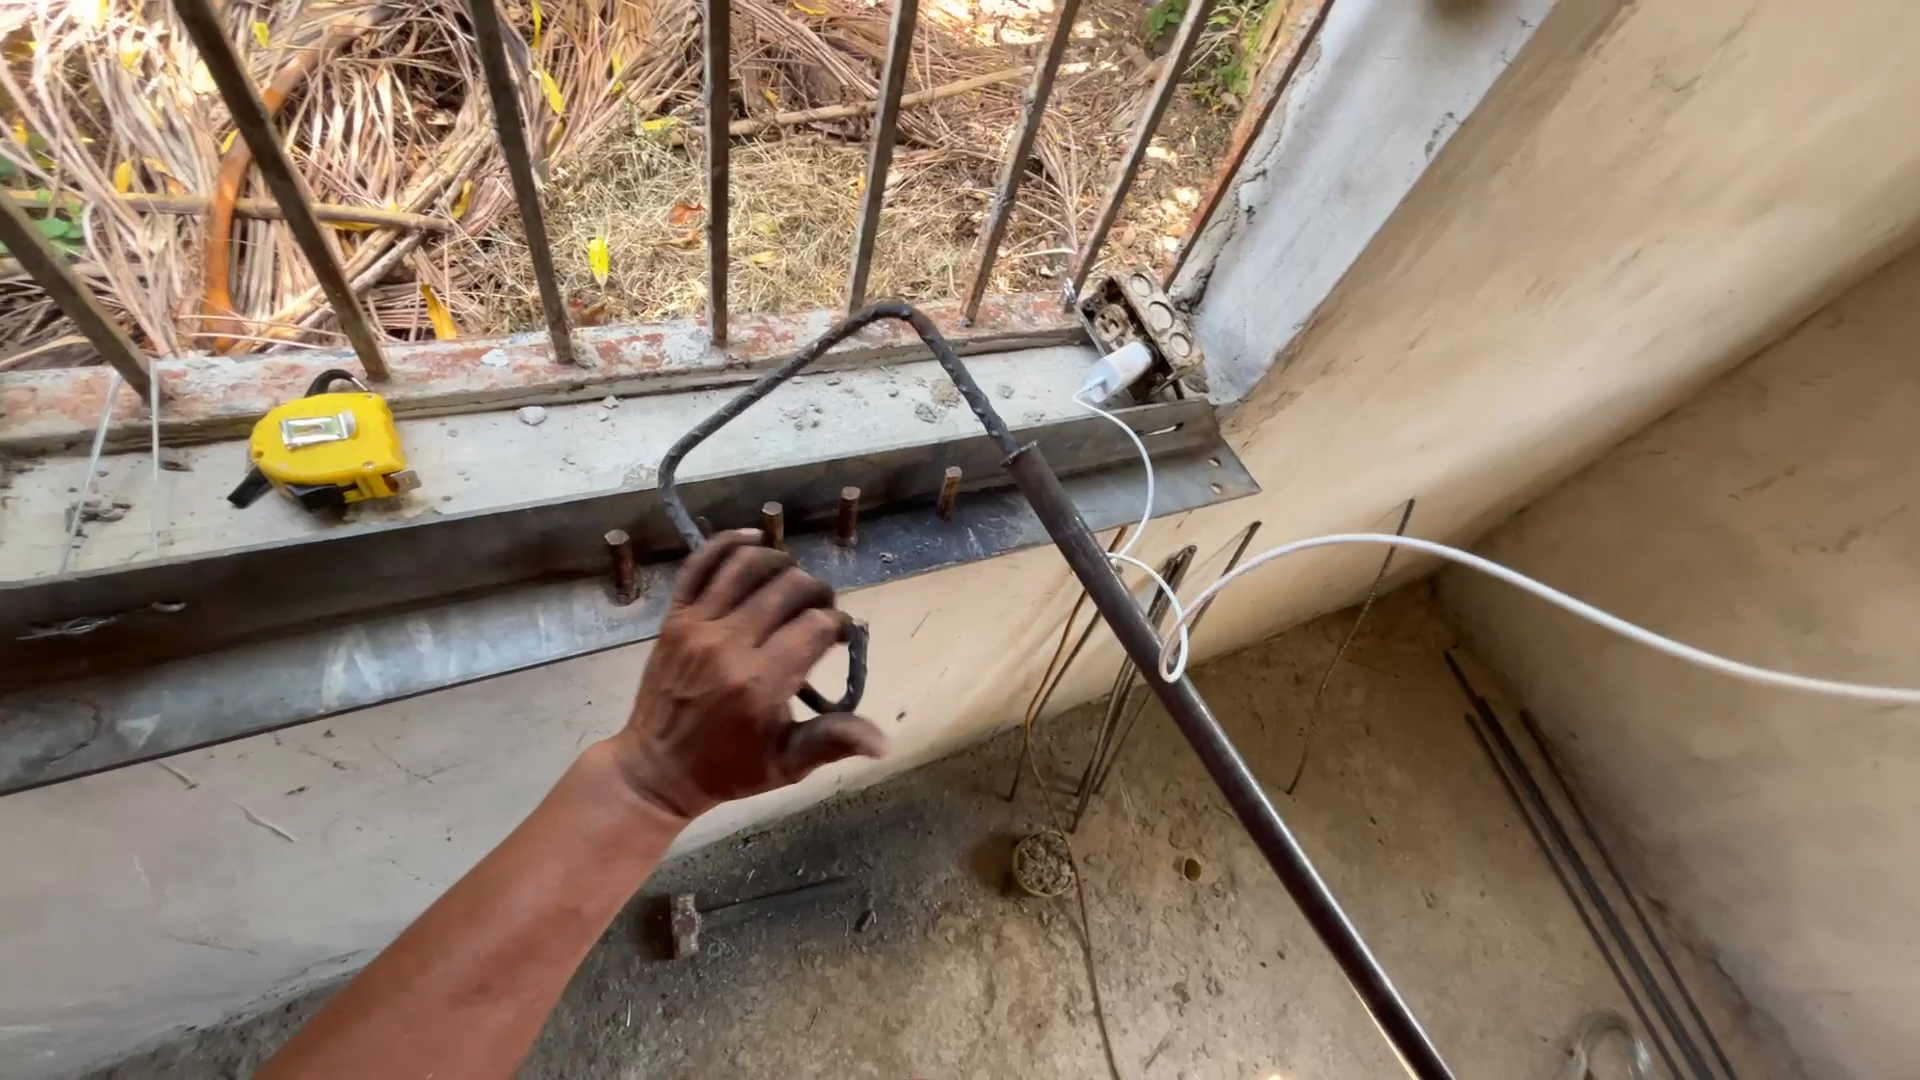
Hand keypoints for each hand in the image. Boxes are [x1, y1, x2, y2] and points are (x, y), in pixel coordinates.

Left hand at [607, 529, 886, 820]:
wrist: (655, 770)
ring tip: (794, 582)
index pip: (816, 626)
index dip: (839, 626)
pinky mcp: (674, 616)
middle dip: (818, 593)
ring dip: (782, 564)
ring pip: (749, 565)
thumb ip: (834, 741)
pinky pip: (701, 563)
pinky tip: (755, 540)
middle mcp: (729, 644)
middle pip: (790, 587)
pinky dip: (729, 543)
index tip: (841, 639)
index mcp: (761, 683)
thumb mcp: (787, 765)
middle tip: (821, 612)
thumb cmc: (729, 768)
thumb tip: (884, 742)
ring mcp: (697, 624)